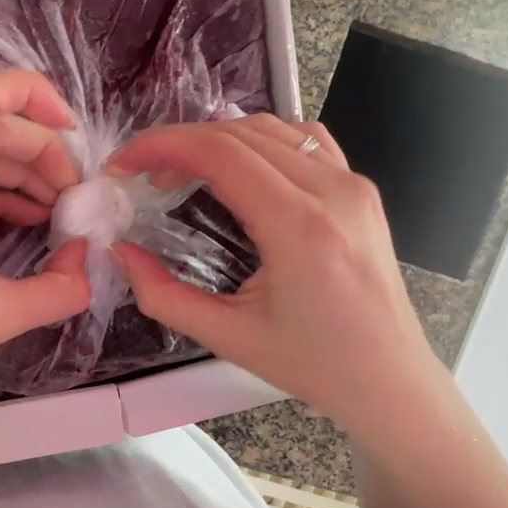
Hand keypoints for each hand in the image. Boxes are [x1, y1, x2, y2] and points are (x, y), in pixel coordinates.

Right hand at [105, 114, 443, 436]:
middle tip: (141, 172)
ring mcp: (352, 186)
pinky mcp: (358, 190)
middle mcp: (332, 193)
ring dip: (215, 139)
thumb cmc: (314, 364)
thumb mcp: (226, 336)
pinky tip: (235, 168)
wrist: (387, 378)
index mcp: (300, 228)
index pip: (220, 154)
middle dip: (179, 142)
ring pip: (272, 128)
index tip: (124, 162)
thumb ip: (163, 295)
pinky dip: (257, 142)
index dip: (162, 147)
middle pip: (240, 133)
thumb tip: (121, 254)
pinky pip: (303, 141)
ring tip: (179, 171)